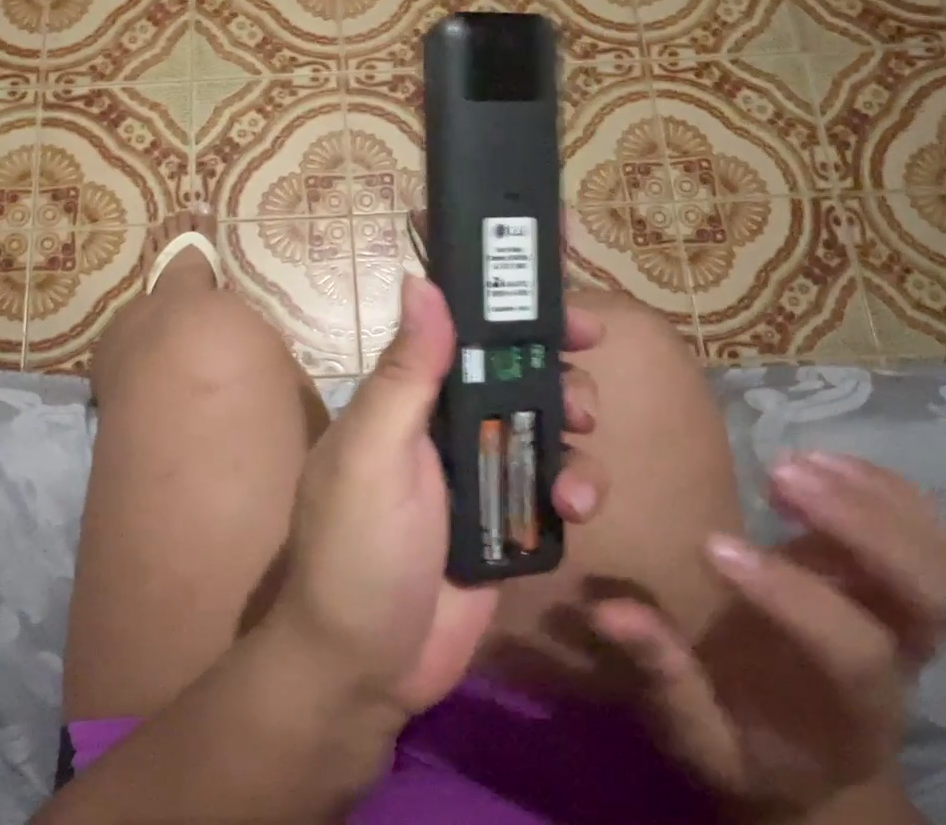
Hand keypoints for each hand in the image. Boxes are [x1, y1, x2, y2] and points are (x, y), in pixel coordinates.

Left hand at [269, 274, 606, 716]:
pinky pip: (556, 489)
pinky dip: (577, 490)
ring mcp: (479, 479)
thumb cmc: (359, 549)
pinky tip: (576, 511)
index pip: (461, 336)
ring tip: (575, 477)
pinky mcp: (509, 526)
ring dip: (576, 439)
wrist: (366, 665)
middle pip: (517, 379)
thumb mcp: (374, 454)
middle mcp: (443, 431)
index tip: (563, 307)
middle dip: (559, 375)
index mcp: (405, 403)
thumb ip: (405, 373)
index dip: (511, 314)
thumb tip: (421, 280)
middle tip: (586, 383)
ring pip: (546, 432)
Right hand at [589, 452, 945, 818]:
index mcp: (856, 712)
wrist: (815, 761)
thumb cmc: (748, 747)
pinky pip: (927, 532)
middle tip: (779, 476)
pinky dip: (884, 488)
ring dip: (875, 498)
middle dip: (863, 526)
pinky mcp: (899, 586)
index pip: (854, 650)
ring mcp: (911, 621)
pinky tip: (821, 460)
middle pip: (931, 594)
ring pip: (942, 557)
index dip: (791, 595)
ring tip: (796, 461)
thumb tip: (610, 609)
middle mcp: (905, 665)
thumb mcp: (698, 738)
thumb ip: (665, 677)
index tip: (712, 546)